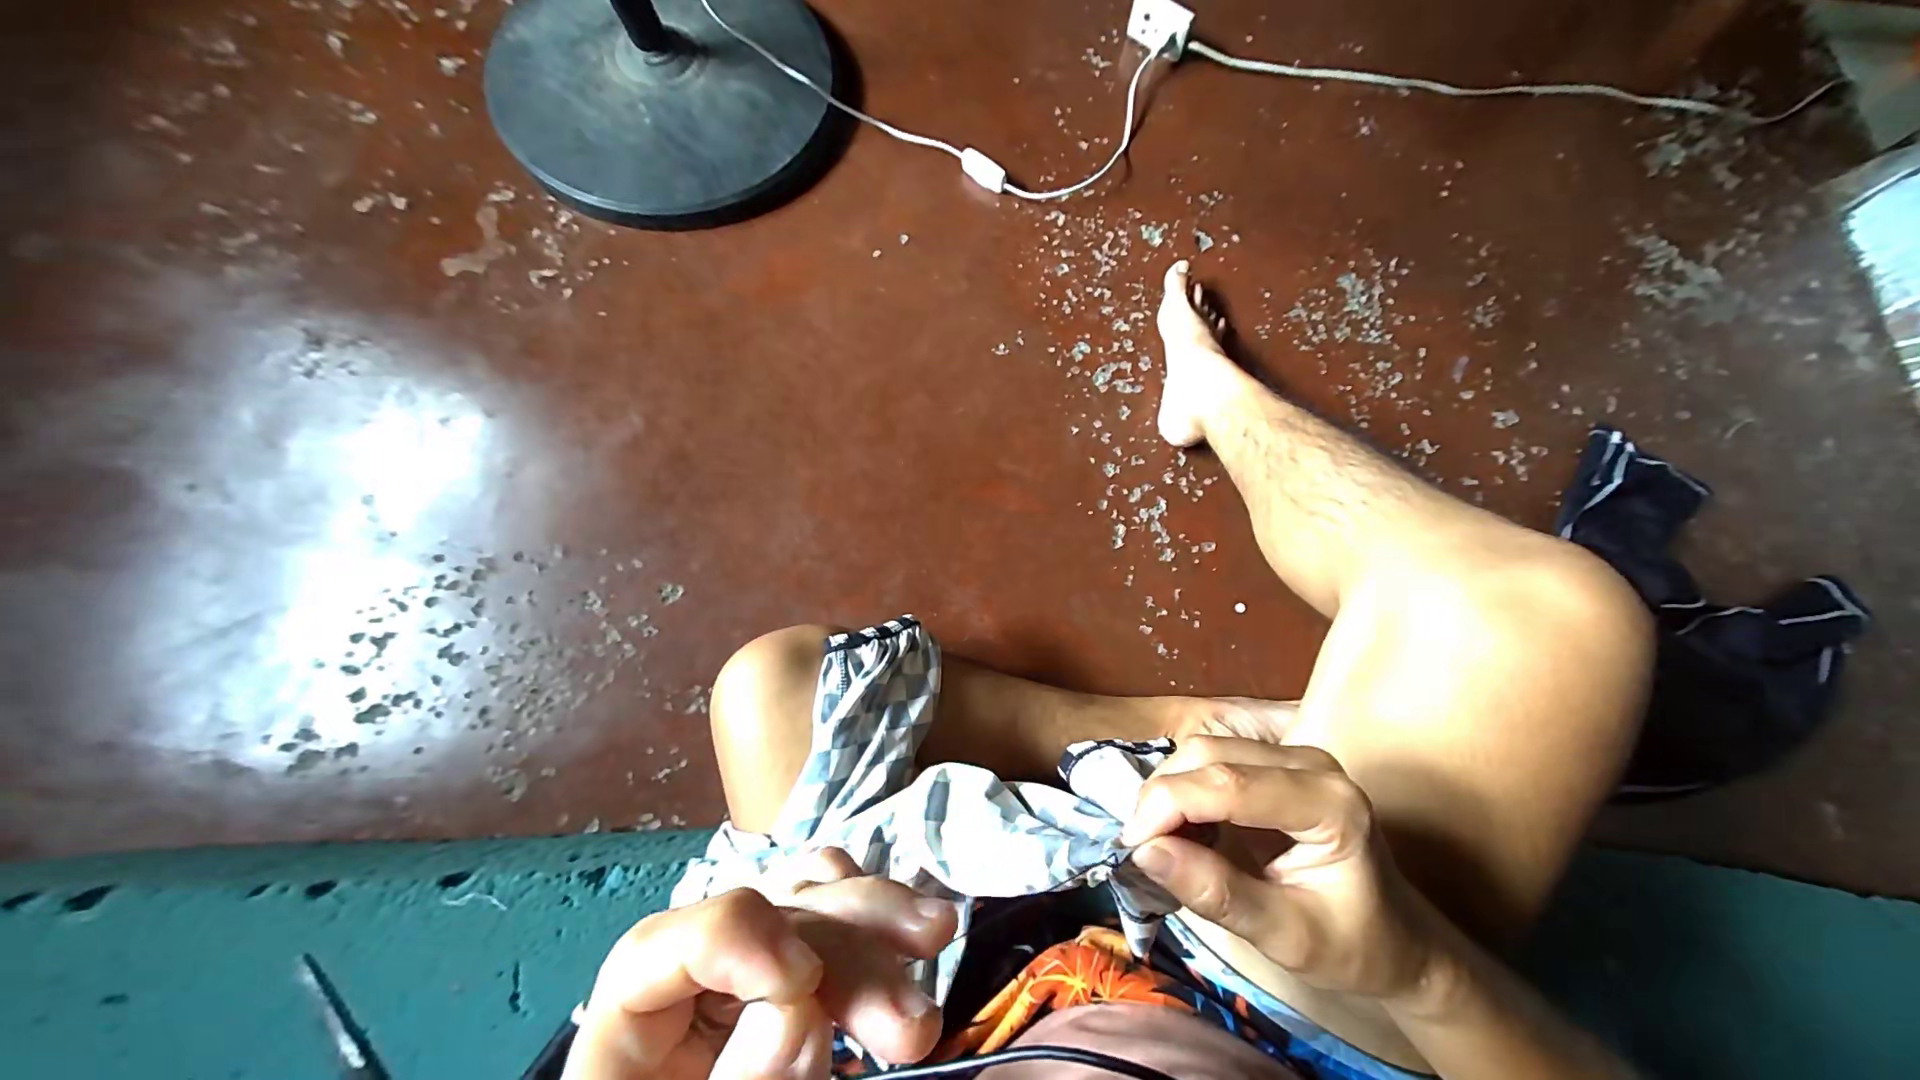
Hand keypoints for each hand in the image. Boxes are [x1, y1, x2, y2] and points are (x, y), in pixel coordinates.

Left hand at [564, 849, 956, 1079]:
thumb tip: (800, 1008)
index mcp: (633, 1030)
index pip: (657, 948)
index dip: (736, 939)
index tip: (804, 981)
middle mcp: (696, 973)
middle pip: (761, 915)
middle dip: (843, 945)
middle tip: (912, 1023)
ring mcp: (754, 959)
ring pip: (809, 894)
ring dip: (877, 914)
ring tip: (936, 932)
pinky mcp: (802, 962)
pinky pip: (835, 905)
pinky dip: (876, 913)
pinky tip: (913, 926)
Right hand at [1122, 737, 1440, 1001]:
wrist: (1395, 938)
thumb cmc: (1352, 946)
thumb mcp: (1287, 938)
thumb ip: (1218, 894)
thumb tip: (1143, 853)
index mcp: (1329, 803)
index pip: (1229, 784)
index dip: (1168, 806)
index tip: (1132, 846)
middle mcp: (1310, 762)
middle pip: (1209, 755)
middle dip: (1161, 797)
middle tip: (1140, 849)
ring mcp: (1292, 754)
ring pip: (1202, 750)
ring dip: (1167, 791)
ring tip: (1159, 842)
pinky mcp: (1272, 759)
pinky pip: (1209, 759)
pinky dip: (1181, 791)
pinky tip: (1180, 829)